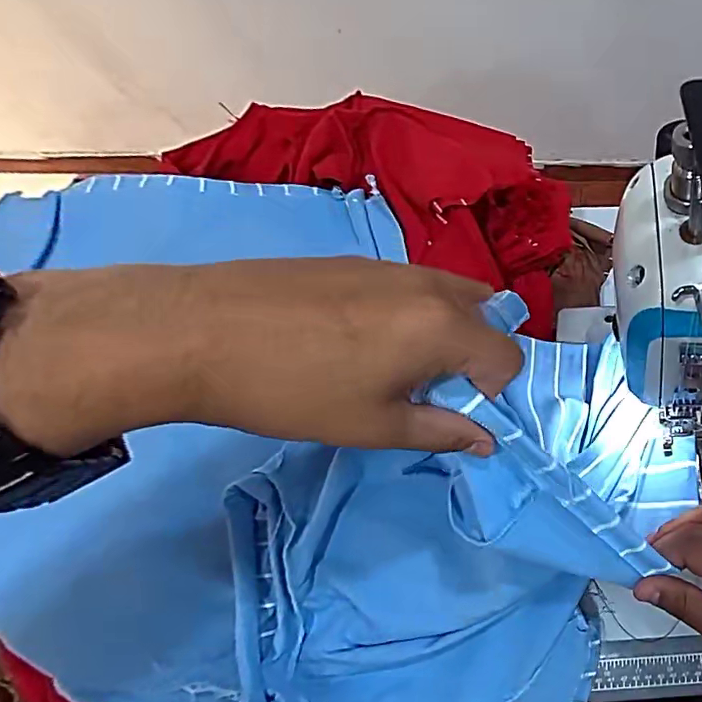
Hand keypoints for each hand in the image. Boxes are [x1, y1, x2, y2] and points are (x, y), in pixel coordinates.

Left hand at [0, 258, 524, 455]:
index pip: (509, 356)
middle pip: (490, 317)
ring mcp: (394, 266)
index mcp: (445, 326)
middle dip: (479, 355)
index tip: (458, 410)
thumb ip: (443, 431)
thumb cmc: (293, 390)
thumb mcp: (375, 426)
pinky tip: (363, 337)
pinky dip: (417, 311)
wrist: (192, 332)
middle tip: (434, 385)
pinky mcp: (359, 260)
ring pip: (453, 295)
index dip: (497, 391)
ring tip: (400, 361)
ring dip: (451, 330)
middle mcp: (432, 286)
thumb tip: (486, 441)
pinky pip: (415, 284)